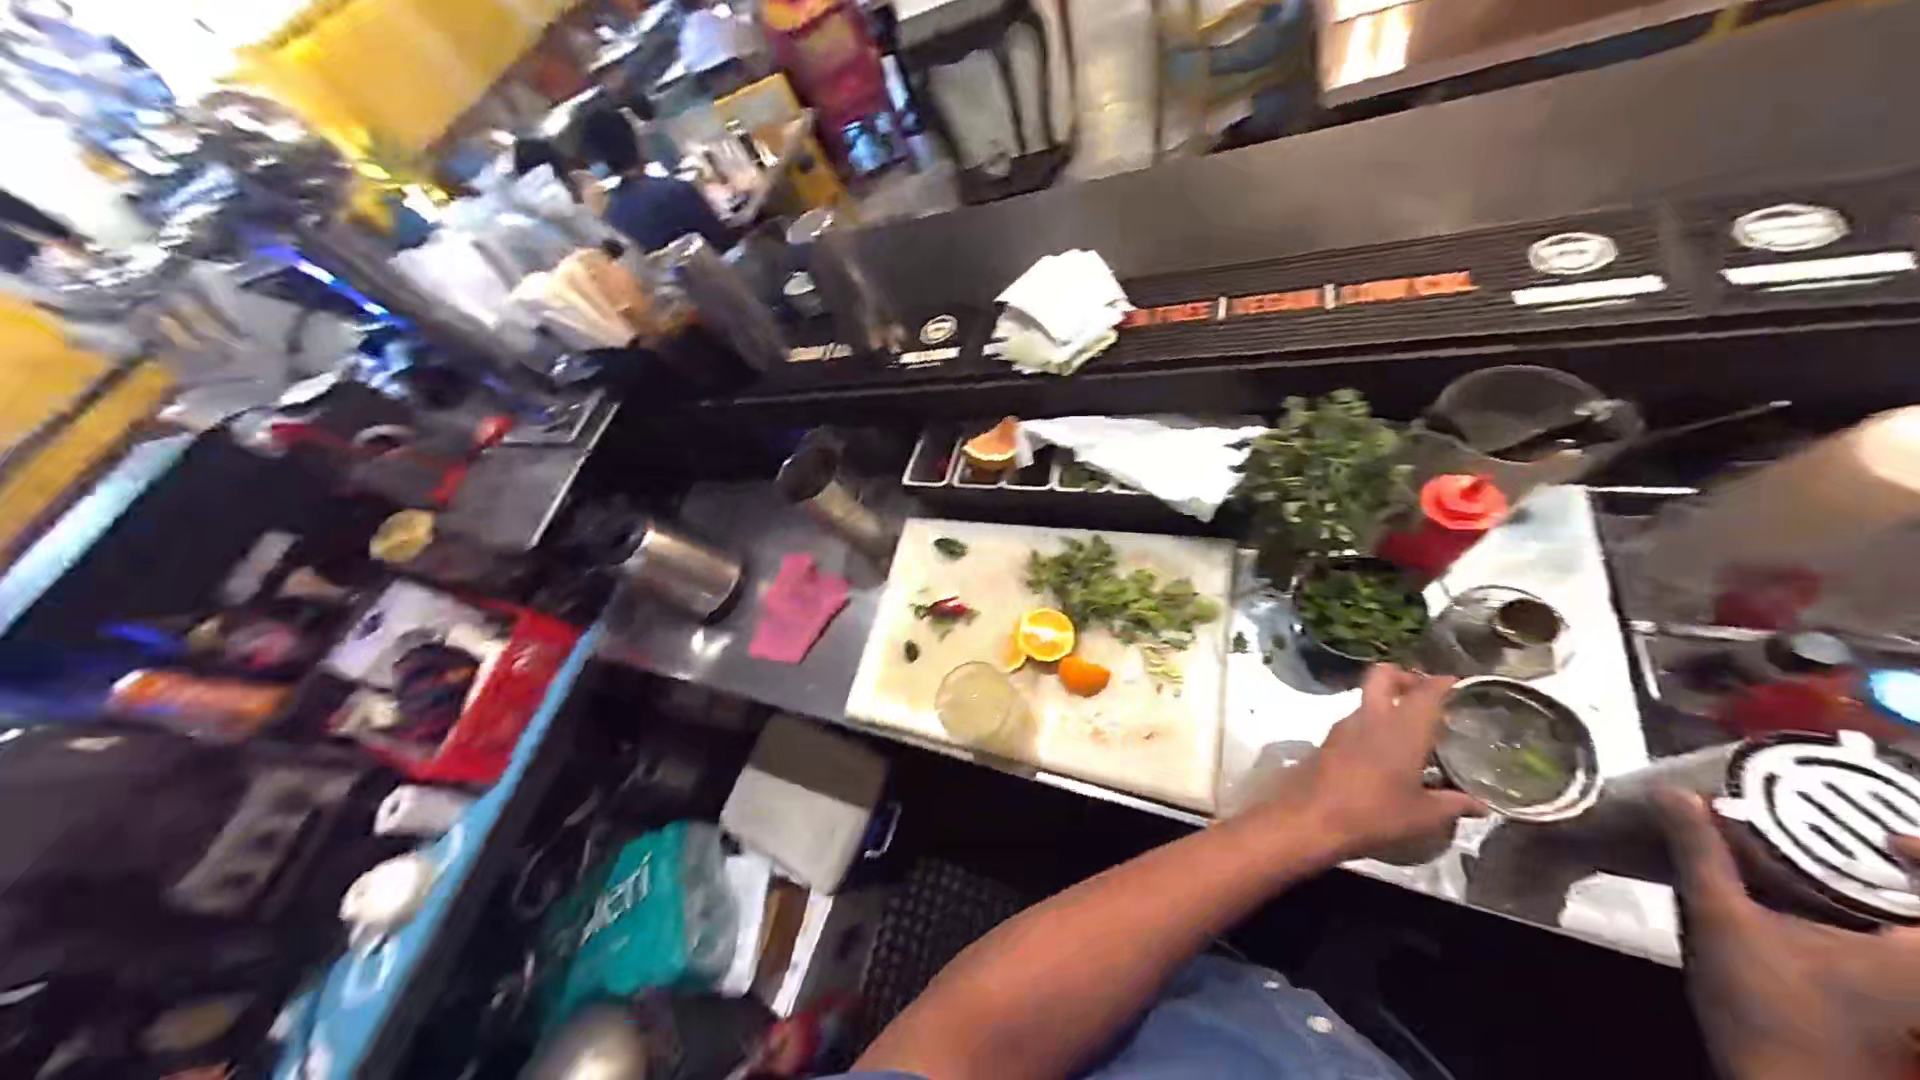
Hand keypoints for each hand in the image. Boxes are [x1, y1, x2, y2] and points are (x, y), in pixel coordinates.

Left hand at [1260, 665, 1483, 857]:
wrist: (1311, 817)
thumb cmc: (1374, 813)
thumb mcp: (1424, 815)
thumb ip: (1454, 804)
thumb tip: (1479, 805)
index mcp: (1401, 729)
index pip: (1425, 692)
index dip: (1443, 683)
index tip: (1458, 685)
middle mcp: (1370, 718)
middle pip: (1383, 676)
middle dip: (1405, 677)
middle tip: (1426, 696)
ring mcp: (1344, 726)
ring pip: (1367, 698)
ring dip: (1388, 703)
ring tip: (1411, 728)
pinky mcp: (1328, 739)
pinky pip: (1355, 720)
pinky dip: (1372, 723)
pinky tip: (1385, 749)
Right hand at [1656, 789, 1919, 1079]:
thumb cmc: (1769, 1009)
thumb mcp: (1720, 920)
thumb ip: (1701, 854)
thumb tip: (1674, 793)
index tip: (1883, 837)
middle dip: (1907, 881)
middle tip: (1856, 856)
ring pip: (1917, 938)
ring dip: (1894, 910)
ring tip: (1845, 890)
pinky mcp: (1913, 1026)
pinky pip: (1905, 961)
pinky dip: (1886, 940)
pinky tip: (1843, 936)